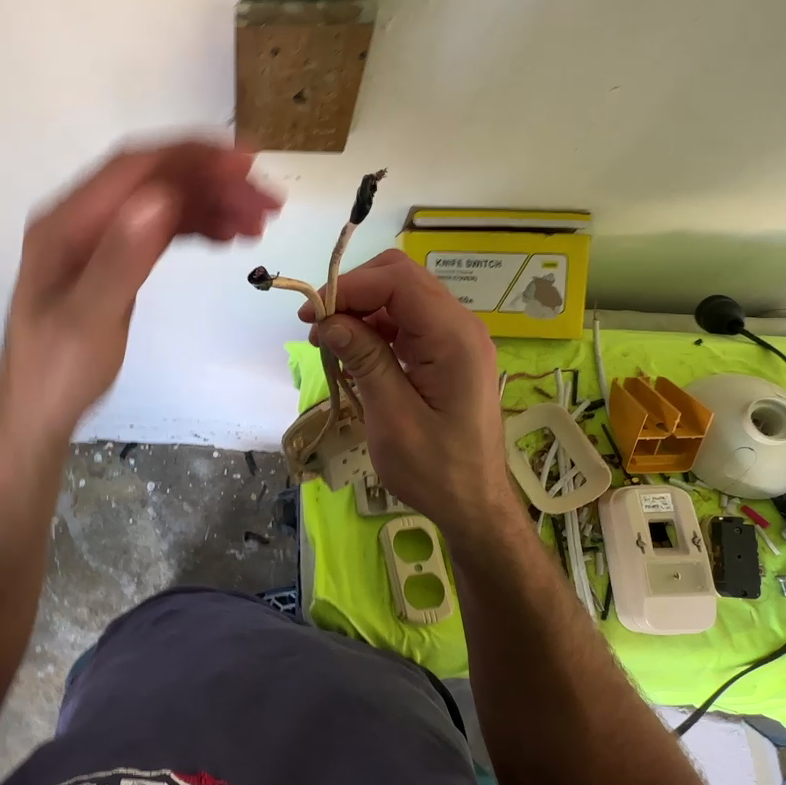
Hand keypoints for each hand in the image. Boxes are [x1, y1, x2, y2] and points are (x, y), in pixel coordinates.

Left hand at [0, 141, 280, 436]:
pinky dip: (195, 227)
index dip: (192, 158)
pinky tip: (227, 237)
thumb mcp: (88, 320)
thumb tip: (160, 200)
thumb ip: (121, 260)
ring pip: (163, 204)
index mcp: (67, 223)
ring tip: (258, 224)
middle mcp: (81, 221)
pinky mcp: (113, 261)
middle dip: (213, 183)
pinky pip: (160, 230)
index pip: (135, 169)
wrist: (36, 412)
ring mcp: (97, 240)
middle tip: (268, 203)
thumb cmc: (57, 372)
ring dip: (211, 205)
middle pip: (155, 181)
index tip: (247, 164)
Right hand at [300, 250, 519, 537]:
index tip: (310, 315)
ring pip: (401, 297)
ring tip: (328, 343)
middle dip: (353, 292)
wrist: (475, 505)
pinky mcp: (448, 354)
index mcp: (454, 339)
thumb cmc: (435, 471)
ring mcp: (456, 339)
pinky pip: (407, 322)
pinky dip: (375, 328)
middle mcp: (460, 327)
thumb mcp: (393, 419)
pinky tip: (353, 354)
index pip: (398, 282)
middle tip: (317, 327)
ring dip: (361, 310)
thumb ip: (364, 361)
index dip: (349, 287)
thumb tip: (328, 320)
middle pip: (401, 279)